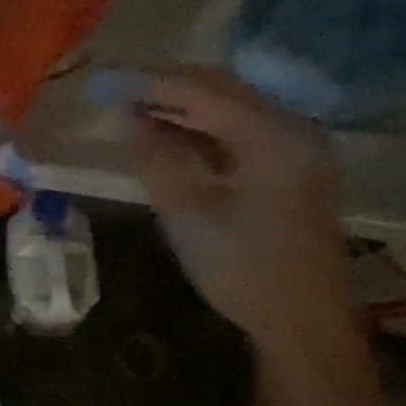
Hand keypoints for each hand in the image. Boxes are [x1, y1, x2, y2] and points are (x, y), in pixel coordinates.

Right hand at [126, 68, 350, 345]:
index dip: (147, 83)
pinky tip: (166, 135)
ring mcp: (295, 149)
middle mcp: (291, 129)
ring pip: (228, 108)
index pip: (201, 91)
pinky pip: (237, 131)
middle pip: (220, 89)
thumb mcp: (188, 214)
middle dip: (164, 87)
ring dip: (180, 106)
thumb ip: (155, 159)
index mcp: (273, 135)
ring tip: (131, 110)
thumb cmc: (245, 269)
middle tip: (114, 90)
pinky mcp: (289, 169)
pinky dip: (199, 128)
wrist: (303, 325)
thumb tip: (129, 121)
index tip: (102, 80)